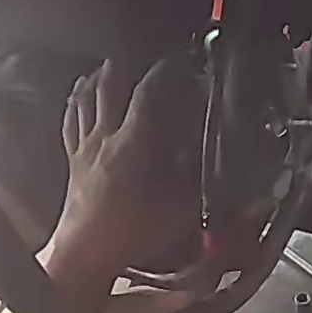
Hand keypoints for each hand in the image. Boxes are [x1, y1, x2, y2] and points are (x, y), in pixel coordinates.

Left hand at [48, 56, 202, 279]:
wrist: (85, 255)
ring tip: (115, 66)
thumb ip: (209, 192)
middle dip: (131, 64)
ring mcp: (83, 147)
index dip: (167, 71)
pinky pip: (70, 119)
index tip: (182, 59)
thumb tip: (242, 181)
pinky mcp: (72, 161)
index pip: (149, 93)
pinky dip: (77, 100)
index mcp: (132, 145)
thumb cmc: (133, 235)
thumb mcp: (181, 215)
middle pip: (111, 83)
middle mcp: (104, 137)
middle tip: (148, 57)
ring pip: (86, 96)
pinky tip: (82, 95)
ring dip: (101, 75)